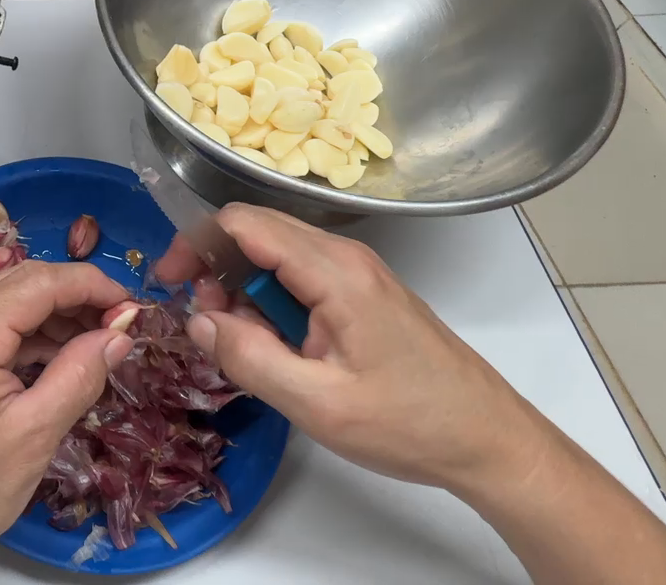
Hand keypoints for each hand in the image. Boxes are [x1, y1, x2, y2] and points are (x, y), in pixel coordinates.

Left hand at [0, 260, 132, 584]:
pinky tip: (68, 355)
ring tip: (103, 341)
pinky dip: (37, 333)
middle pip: (24, 282)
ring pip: (13, 299)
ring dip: (59, 313)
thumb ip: (79, 376)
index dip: (91, 286)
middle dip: (78, 295)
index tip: (134, 308)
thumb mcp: (33, 436)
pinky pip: (0, 324)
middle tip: (123, 325)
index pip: (38, 283)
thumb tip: (121, 335)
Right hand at [155, 204, 553, 496]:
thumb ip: (249, 359)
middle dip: (213, 265)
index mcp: (334, 272)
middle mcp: (343, 256)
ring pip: (272, 249)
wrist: (495, 443)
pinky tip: (275, 340)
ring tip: (243, 339)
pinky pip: (295, 270)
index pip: (242, 223)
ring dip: (240, 284)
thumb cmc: (410, 424)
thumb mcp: (318, 406)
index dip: (195, 244)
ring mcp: (355, 270)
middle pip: (253, 228)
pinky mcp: (360, 288)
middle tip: (206, 320)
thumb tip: (196, 322)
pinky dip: (268, 295)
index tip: (170, 284)